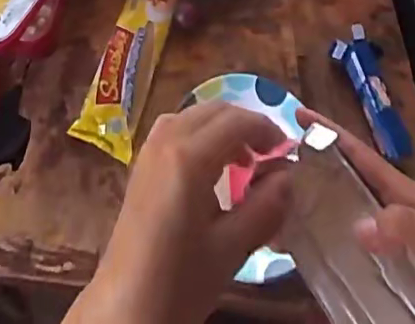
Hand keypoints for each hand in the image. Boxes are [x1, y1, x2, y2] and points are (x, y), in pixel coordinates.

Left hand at [67, 101, 295, 323]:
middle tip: (270, 155)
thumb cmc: (178, 282)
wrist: (124, 310)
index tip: (287, 150)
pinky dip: (201, 134)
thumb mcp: (230, 250)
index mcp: (188, 157)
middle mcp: (167, 140)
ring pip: (195, 115)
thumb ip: (265, 208)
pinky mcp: (141, 163)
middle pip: (215, 111)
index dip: (266, 129)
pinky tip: (211, 167)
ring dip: (223, 127)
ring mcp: (149, 149)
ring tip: (244, 161)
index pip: (236, 121)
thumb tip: (289, 176)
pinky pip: (177, 129)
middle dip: (246, 125)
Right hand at [300, 110, 414, 323]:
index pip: (371, 161)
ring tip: (292, 207)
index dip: (336, 136)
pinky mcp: (413, 291)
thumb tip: (356, 220)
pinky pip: (368, 261)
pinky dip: (342, 253)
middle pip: (361, 185)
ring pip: (362, 222)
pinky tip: (324, 267)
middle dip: (325, 168)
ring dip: (330, 208)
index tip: (300, 115)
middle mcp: (414, 225)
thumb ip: (412, 229)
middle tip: (284, 164)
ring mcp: (413, 257)